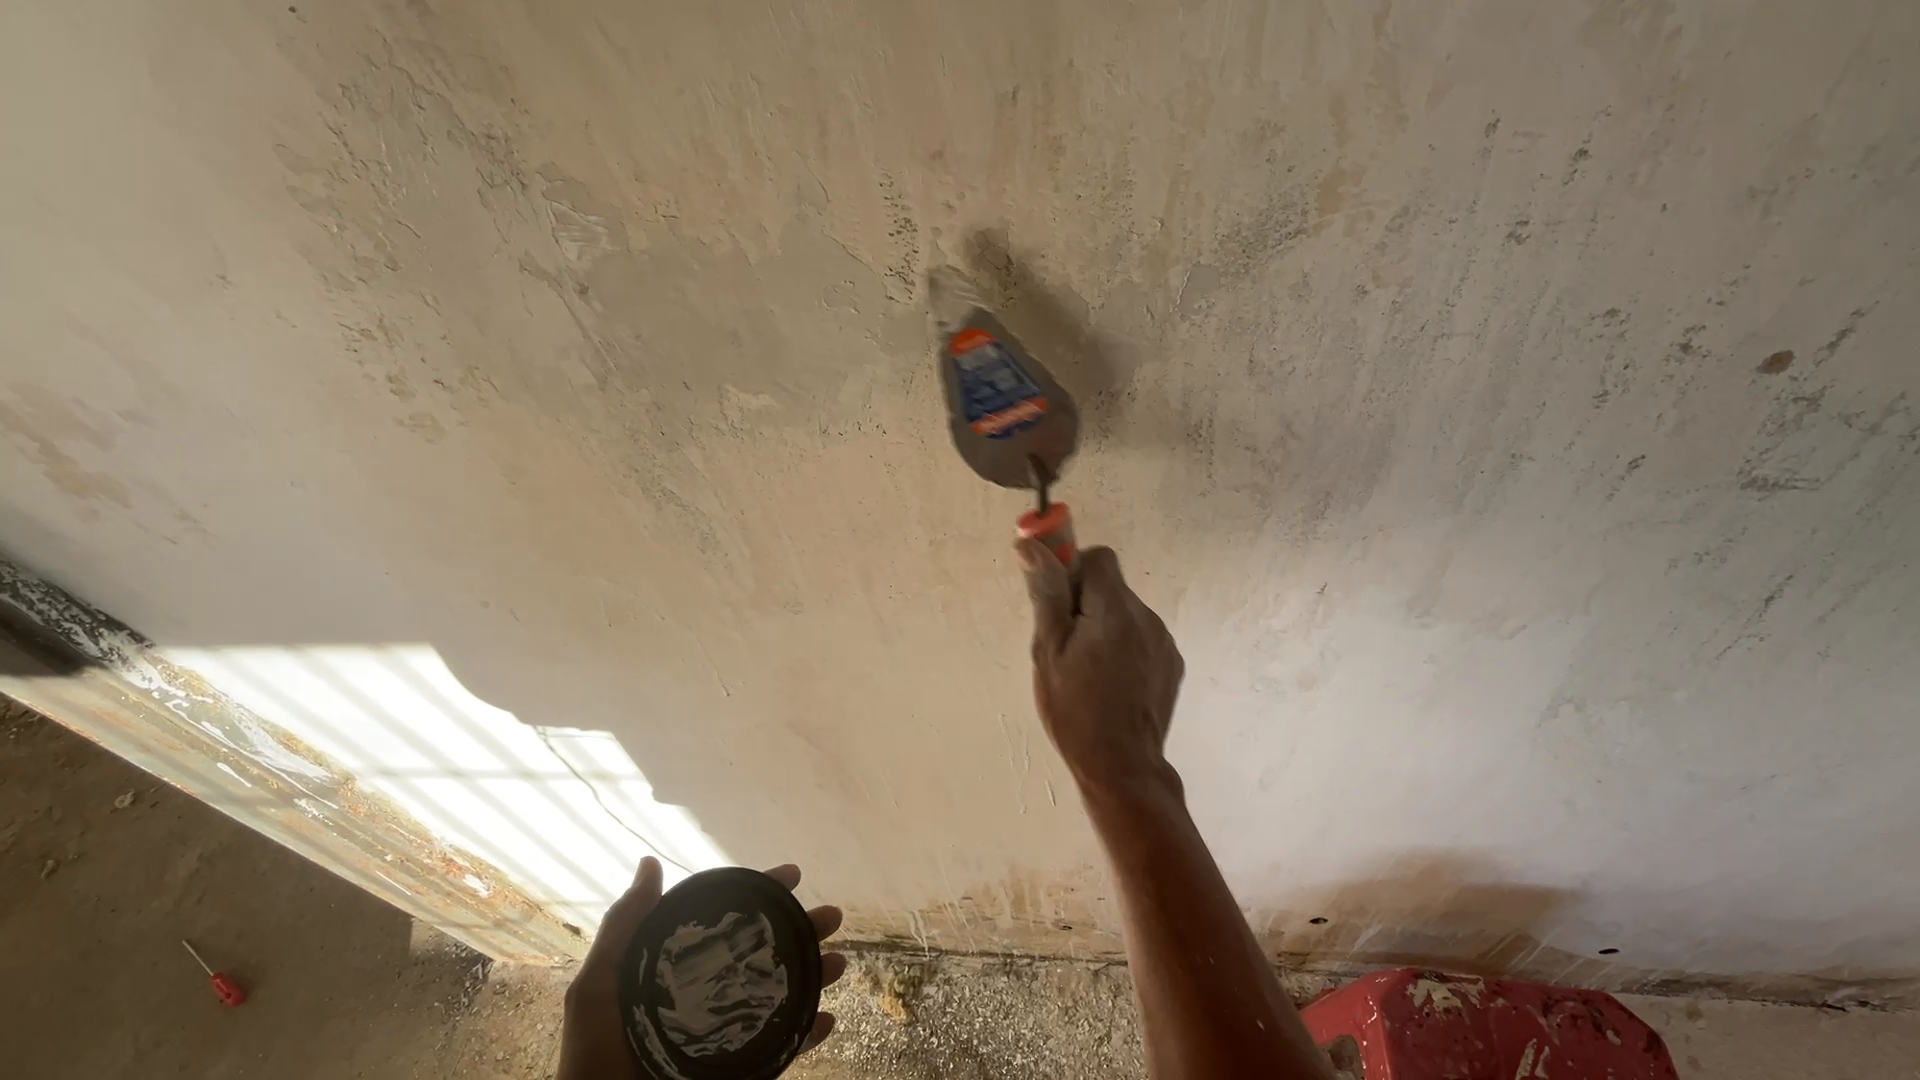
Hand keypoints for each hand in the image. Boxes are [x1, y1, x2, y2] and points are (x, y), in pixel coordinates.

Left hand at [558, 857, 846, 1079]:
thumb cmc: (594, 1057)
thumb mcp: (598, 987)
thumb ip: (623, 927)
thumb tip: (649, 863)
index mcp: (681, 967)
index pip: (729, 919)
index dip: (761, 893)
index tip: (793, 873)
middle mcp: (711, 992)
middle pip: (766, 951)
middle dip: (803, 928)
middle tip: (832, 914)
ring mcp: (728, 1032)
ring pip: (782, 994)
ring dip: (815, 975)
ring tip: (839, 961)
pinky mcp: (741, 1071)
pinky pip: (782, 1051)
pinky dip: (807, 1034)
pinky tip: (825, 1018)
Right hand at [1018, 539, 1184, 794]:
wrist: (1122, 766)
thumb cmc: (1075, 709)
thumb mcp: (1048, 651)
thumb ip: (1046, 593)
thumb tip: (1030, 544)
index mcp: (1115, 609)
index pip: (1099, 557)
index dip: (1074, 570)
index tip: (1057, 601)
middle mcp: (1147, 617)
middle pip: (1112, 587)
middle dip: (1086, 603)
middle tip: (1064, 645)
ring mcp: (1164, 642)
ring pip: (1126, 613)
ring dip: (1105, 626)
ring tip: (1087, 670)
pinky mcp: (1172, 664)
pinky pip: (1142, 637)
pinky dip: (1124, 647)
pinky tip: (1111, 683)